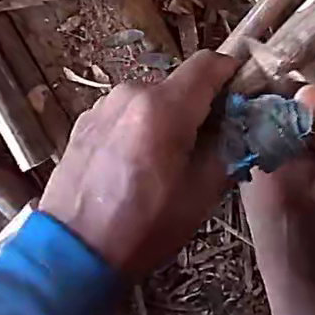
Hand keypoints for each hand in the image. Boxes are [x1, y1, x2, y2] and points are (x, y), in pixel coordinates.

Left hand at [39, 53, 238, 276]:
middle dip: (198, 108)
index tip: (241, 95)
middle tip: (207, 146)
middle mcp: (130, 93)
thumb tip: (240, 125)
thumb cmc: (143, 226)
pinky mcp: (84, 121)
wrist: (73, 250)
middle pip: (179, 85)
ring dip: (167, 120)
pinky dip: (139, 129)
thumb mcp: (201, 194)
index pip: (208, 63)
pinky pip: (125, 114)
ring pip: (151, 100)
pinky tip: (133, 166)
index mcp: (163, 107)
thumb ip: (229, 148)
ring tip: (165, 163)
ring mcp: (102, 106)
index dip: (231, 73)